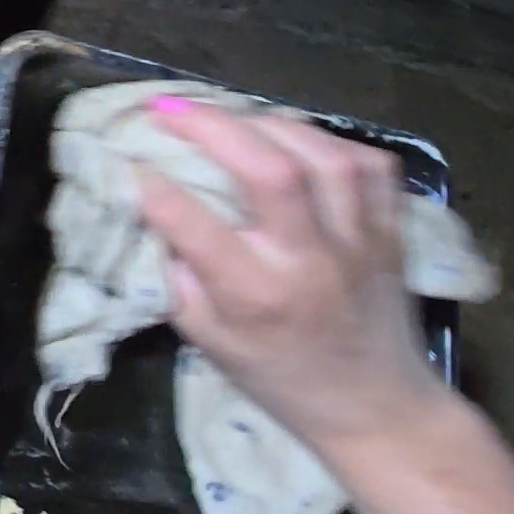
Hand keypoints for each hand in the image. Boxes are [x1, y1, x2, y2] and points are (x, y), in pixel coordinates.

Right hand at [136, 96, 449, 455]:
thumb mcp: (200, 333)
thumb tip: (146, 210)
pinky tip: (283, 135)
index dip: (149, 184)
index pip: (191, 221)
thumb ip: (172, 270)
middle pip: (270, 171)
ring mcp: (361, 240)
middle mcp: (311, 259)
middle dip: (210, 128)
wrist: (375, 405)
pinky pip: (369, 164)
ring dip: (264, 123)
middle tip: (165, 109)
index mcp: (254, 291)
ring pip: (323, 156)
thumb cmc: (270, 371)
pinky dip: (322, 138)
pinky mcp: (393, 231)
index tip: (121, 160)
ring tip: (222, 113)